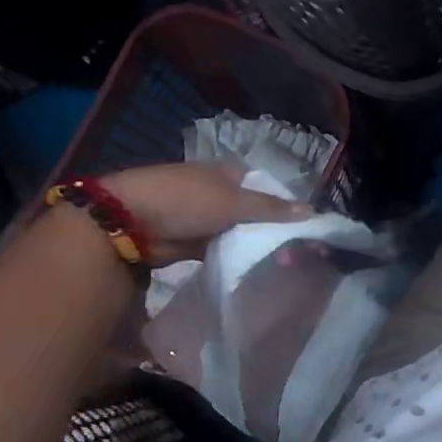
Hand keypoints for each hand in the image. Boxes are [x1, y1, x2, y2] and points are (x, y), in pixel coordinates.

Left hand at [102, 163, 311, 264]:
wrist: (130, 222)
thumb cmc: (185, 200)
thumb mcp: (234, 202)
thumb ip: (272, 209)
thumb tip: (312, 212)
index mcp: (230, 173)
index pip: (268, 188)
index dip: (287, 205)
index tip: (305, 227)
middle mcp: (220, 191)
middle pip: (256, 211)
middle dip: (274, 229)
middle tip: (297, 251)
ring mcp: (206, 216)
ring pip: (241, 231)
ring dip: (256, 245)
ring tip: (282, 263)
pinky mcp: (194, 240)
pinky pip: (224, 247)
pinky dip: (237, 255)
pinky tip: (256, 268)